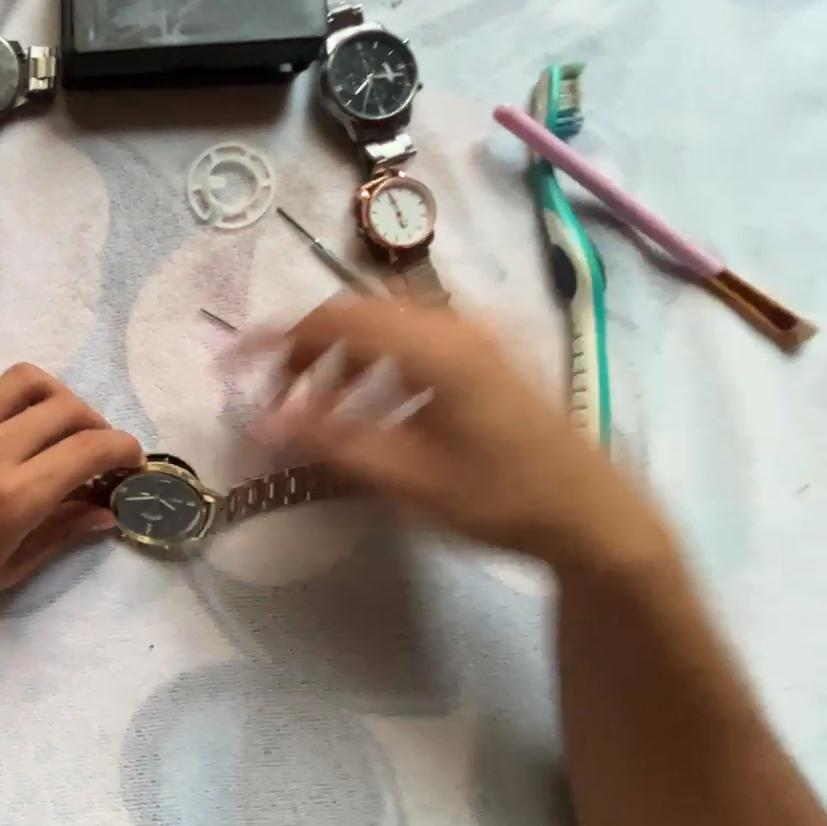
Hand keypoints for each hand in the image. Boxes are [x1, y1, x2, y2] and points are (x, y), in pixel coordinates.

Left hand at [0, 365, 142, 642]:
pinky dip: (5, 390)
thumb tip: (108, 510)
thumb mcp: (11, 568)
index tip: (130, 460)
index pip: (89, 448)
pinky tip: (7, 418)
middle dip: (96, 424)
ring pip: (25, 379)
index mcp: (14, 496)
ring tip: (56, 424)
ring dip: (55, 396)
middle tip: (95, 449)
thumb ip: (63, 530)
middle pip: (66, 407)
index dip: (123, 448)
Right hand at [259, 299, 668, 570]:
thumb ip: (327, 443)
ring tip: (321, 410)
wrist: (594, 513)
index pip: (332, 320)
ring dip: (336, 357)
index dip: (273, 339)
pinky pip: (409, 336)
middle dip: (303, 350)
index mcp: (436, 349)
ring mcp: (477, 333)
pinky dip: (370, 361)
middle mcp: (456, 325)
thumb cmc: (498, 499)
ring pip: (380, 321)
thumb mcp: (404, 479)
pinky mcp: (486, 349)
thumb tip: (257, 423)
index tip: (232, 364)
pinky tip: (368, 405)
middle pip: (353, 312)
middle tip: (279, 397)